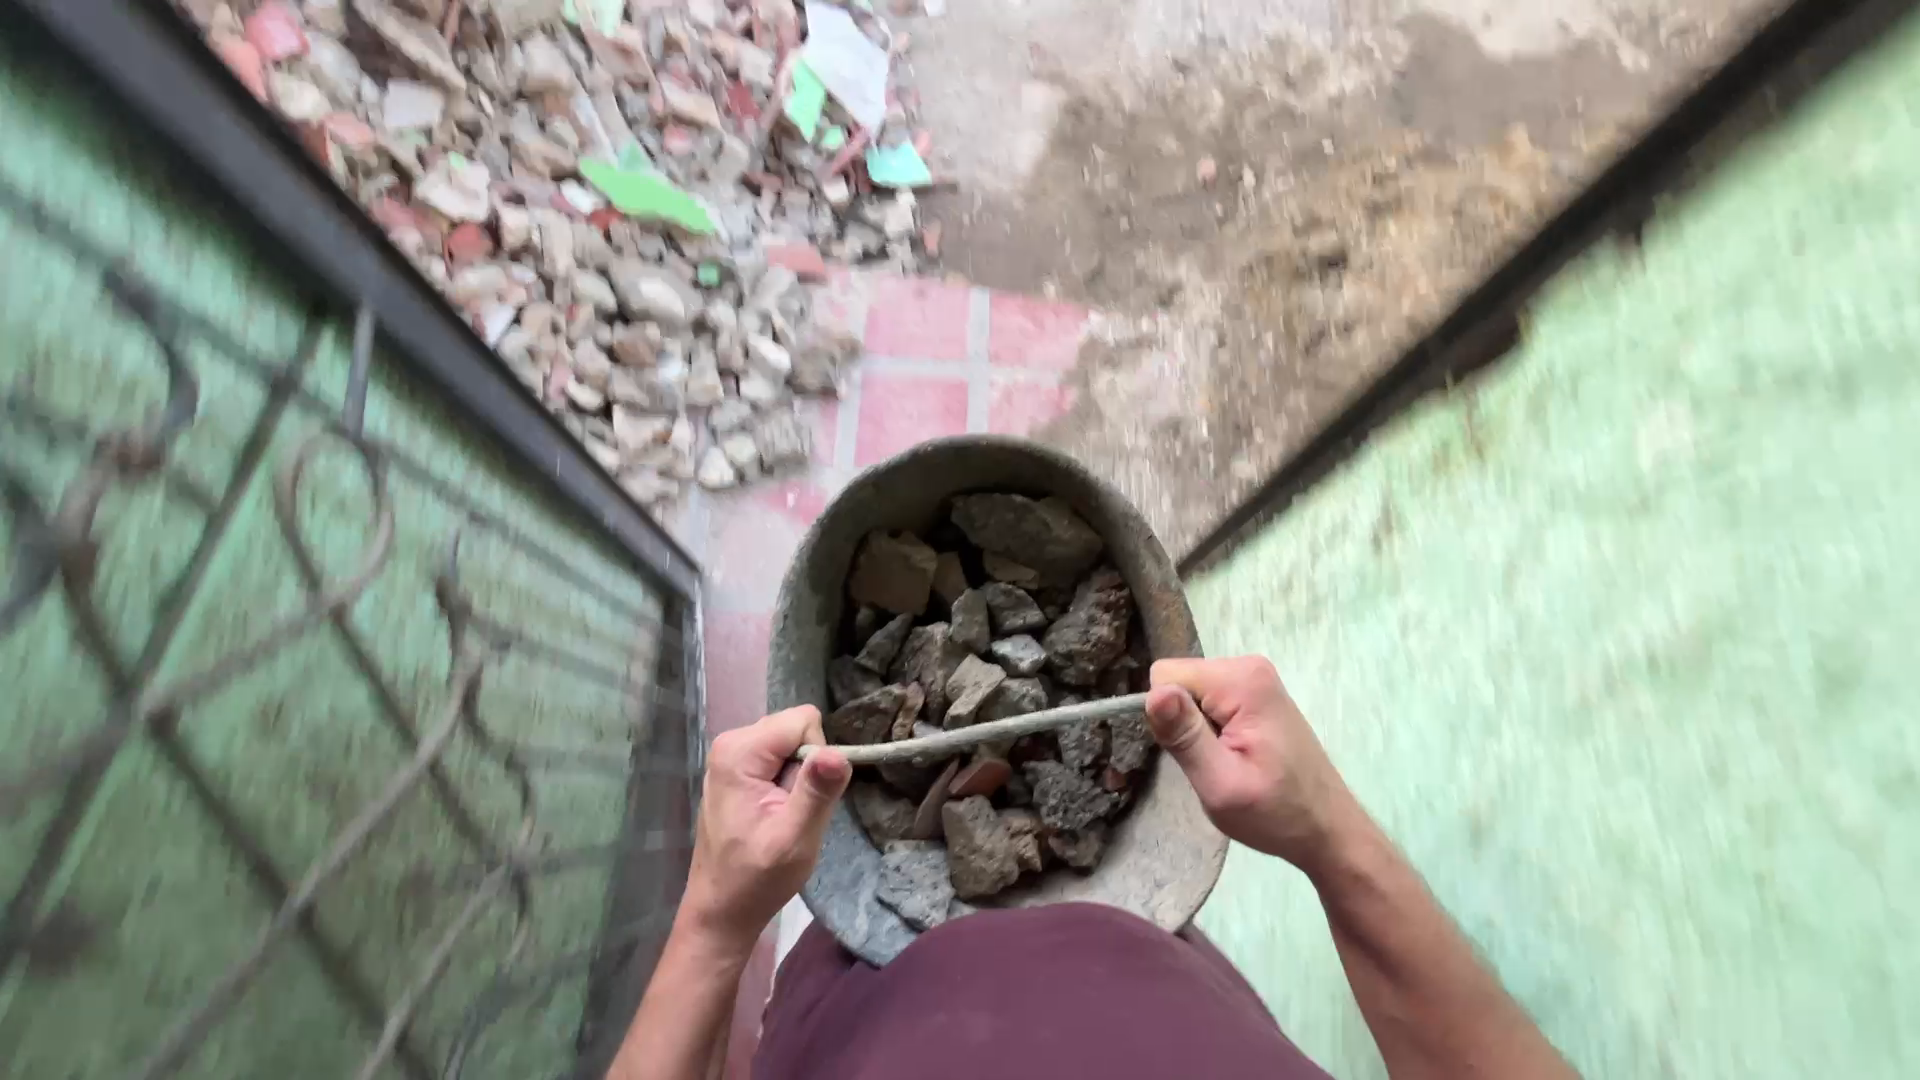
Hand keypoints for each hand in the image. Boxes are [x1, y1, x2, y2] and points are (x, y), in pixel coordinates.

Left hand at [678, 706, 850, 946]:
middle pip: (796, 727)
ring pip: (791, 741)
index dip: (816, 758)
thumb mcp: (795, 840)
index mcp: (739, 751)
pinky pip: (780, 756)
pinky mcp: (736, 767)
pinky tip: (774, 811)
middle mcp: (730, 742)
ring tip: (782, 813)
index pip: (804, 721)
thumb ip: (817, 792)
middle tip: (791, 810)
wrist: (721, 910)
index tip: (803, 798)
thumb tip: (838, 752)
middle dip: (807, 766)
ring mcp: (730, 754)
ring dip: (798, 776)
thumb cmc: (757, 879)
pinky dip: (787, 781)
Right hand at [1145, 656, 1357, 872]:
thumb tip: (1153, 694)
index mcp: (1240, 680)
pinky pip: (1207, 699)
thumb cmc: (1276, 813)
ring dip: (1197, 728)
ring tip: (1228, 760)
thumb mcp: (1221, 784)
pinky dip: (1210, 728)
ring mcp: (1254, 677)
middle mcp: (1248, 666)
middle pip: (1177, 680)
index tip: (1195, 752)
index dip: (1168, 718)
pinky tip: (1236, 753)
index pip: (1164, 675)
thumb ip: (1184, 736)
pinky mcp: (1255, 692)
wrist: (1328, 829)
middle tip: (1214, 762)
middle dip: (1183, 723)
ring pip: (1189, 691)